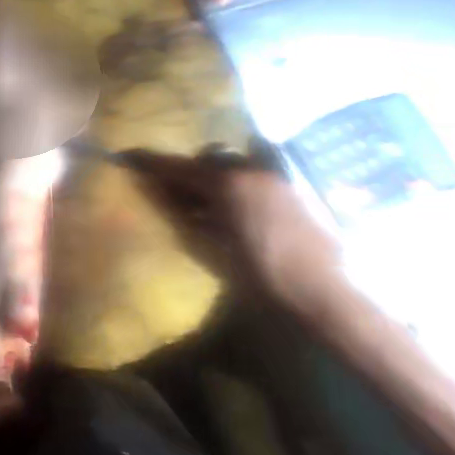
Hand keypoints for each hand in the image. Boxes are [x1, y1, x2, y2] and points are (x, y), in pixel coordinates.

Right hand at [123, 150, 345, 310]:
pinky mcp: (296, 193)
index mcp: (227, 182)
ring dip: (216, 180)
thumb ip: (183, 215)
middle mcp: (251, 171)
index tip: (130, 157)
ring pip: (234, 168)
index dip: (152, 163)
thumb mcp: (211, 247)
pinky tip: (237, 213)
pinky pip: (256, 180)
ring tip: (207, 205)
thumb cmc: (259, 276)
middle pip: (208, 161)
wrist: (324, 297)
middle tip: (175, 192)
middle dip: (189, 172)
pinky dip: (239, 188)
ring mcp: (277, 179)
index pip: (179, 167)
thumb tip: (160, 193)